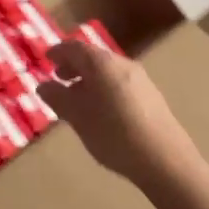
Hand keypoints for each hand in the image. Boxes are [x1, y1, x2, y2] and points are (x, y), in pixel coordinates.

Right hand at [38, 39, 201, 190]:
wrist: (165, 161)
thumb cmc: (114, 134)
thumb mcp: (77, 116)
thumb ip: (58, 97)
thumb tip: (43, 85)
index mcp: (102, 63)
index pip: (75, 47)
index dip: (58, 52)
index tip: (46, 59)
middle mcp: (122, 64)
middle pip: (93, 57)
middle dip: (74, 65)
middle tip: (59, 78)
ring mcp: (140, 80)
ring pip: (107, 71)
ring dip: (89, 79)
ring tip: (77, 98)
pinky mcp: (151, 97)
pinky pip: (120, 83)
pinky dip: (104, 88)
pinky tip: (102, 111)